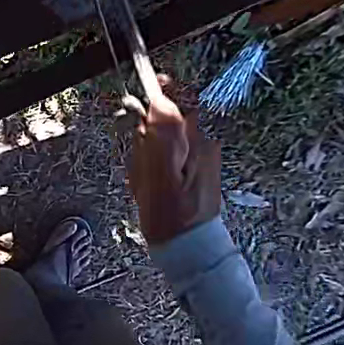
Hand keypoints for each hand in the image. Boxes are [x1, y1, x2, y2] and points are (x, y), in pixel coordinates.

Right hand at [123, 79, 220, 243]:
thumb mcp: (161, 177)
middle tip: (140, 160)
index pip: (179, 100)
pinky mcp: (191, 170)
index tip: (140, 99)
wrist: (188, 249)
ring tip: (145, 179)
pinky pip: (165, 156)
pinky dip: (152, 167)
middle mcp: (202, 145)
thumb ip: (162, 138)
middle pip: (167, 120)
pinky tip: (149, 186)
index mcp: (197, 142)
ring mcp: (198, 157)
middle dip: (147, 134)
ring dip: (147, 154)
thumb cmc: (173, 219)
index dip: (158, 95)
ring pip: (163, 139)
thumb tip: (160, 103)